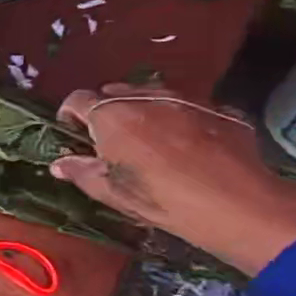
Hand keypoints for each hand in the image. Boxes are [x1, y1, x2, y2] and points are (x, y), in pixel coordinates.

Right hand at [51, 83, 295, 275]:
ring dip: (141, 110)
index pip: (78, 100)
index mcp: (112, 116)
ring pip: (151, 94)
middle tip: (110, 140)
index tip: (71, 132)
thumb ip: (83, 173)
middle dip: (106, 111)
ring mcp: (184, 97)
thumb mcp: (114, 194)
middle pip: (115, 92)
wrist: (236, 203)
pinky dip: (177, 118)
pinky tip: (186, 145)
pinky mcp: (216, 106)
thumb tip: (59, 163)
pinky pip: (185, 105)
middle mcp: (144, 96)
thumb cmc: (163, 200)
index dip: (69, 114)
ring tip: (148, 139)